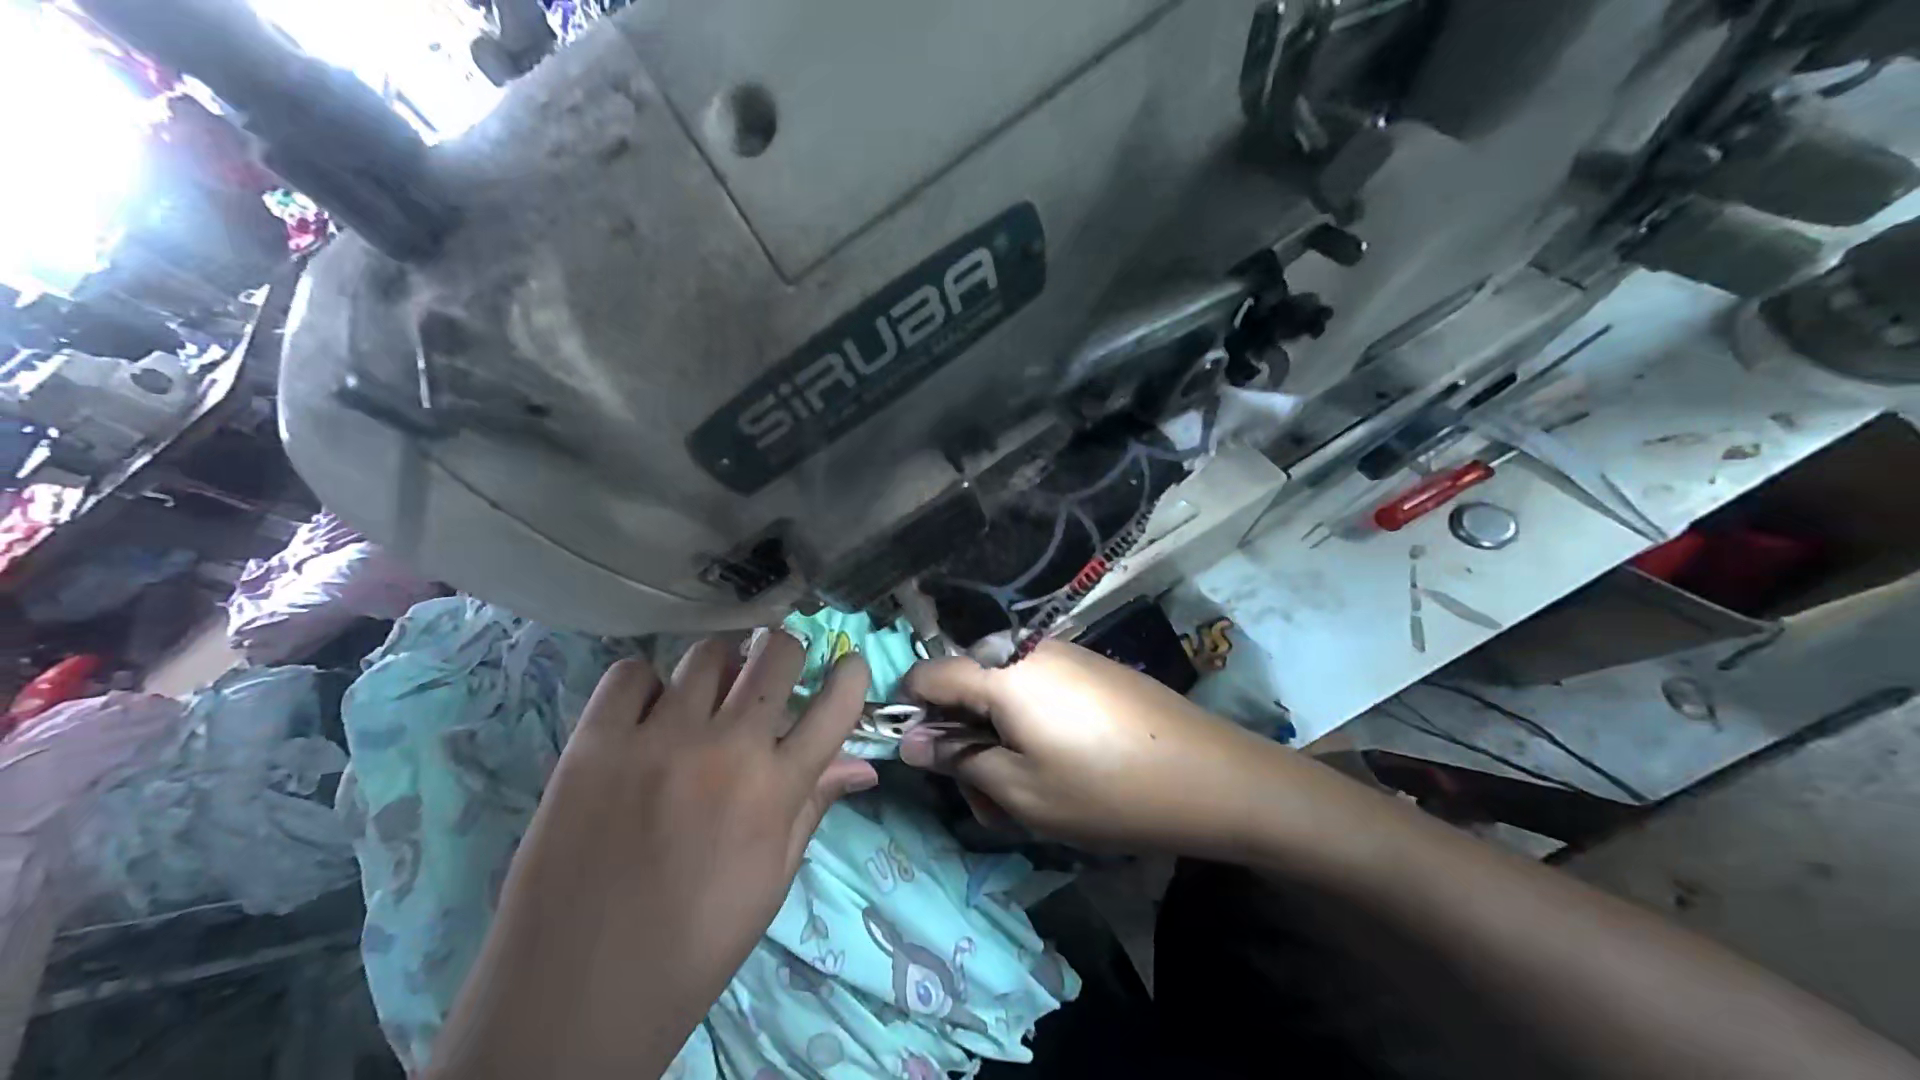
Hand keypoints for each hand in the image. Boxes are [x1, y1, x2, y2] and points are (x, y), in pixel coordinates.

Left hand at [429, 633, 874, 1079]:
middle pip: (775, 655)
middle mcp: (724, 749)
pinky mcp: (593, 743)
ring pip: (707, 655)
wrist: (579, 992)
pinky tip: (646, 717)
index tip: (847, 667)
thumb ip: (814, 806)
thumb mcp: (772, 880)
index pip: (835, 705)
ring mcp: (656, 740)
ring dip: (721, 668)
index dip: (850, 675)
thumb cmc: (695, 944)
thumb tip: (862, 765)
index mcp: (775, 789)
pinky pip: (631, 674)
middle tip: (774, 674)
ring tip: (709, 696)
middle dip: (786, 653)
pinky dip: (646, 686)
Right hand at [899, 641, 1292, 858]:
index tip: (921, 756)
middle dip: (963, 739)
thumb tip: (910, 741)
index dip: (910, 712)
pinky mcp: (1093, 669)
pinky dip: (1030, 726)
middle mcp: (1028, 650)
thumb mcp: (1020, 790)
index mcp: (1003, 672)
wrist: (1212, 777)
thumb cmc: (1105, 790)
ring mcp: (1065, 656)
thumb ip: (958, 760)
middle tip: (987, 799)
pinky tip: (1058, 768)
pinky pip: (1038, 690)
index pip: (929, 673)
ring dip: (999, 741)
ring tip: (1026, 795)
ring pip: (1003, 694)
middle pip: (967, 686)